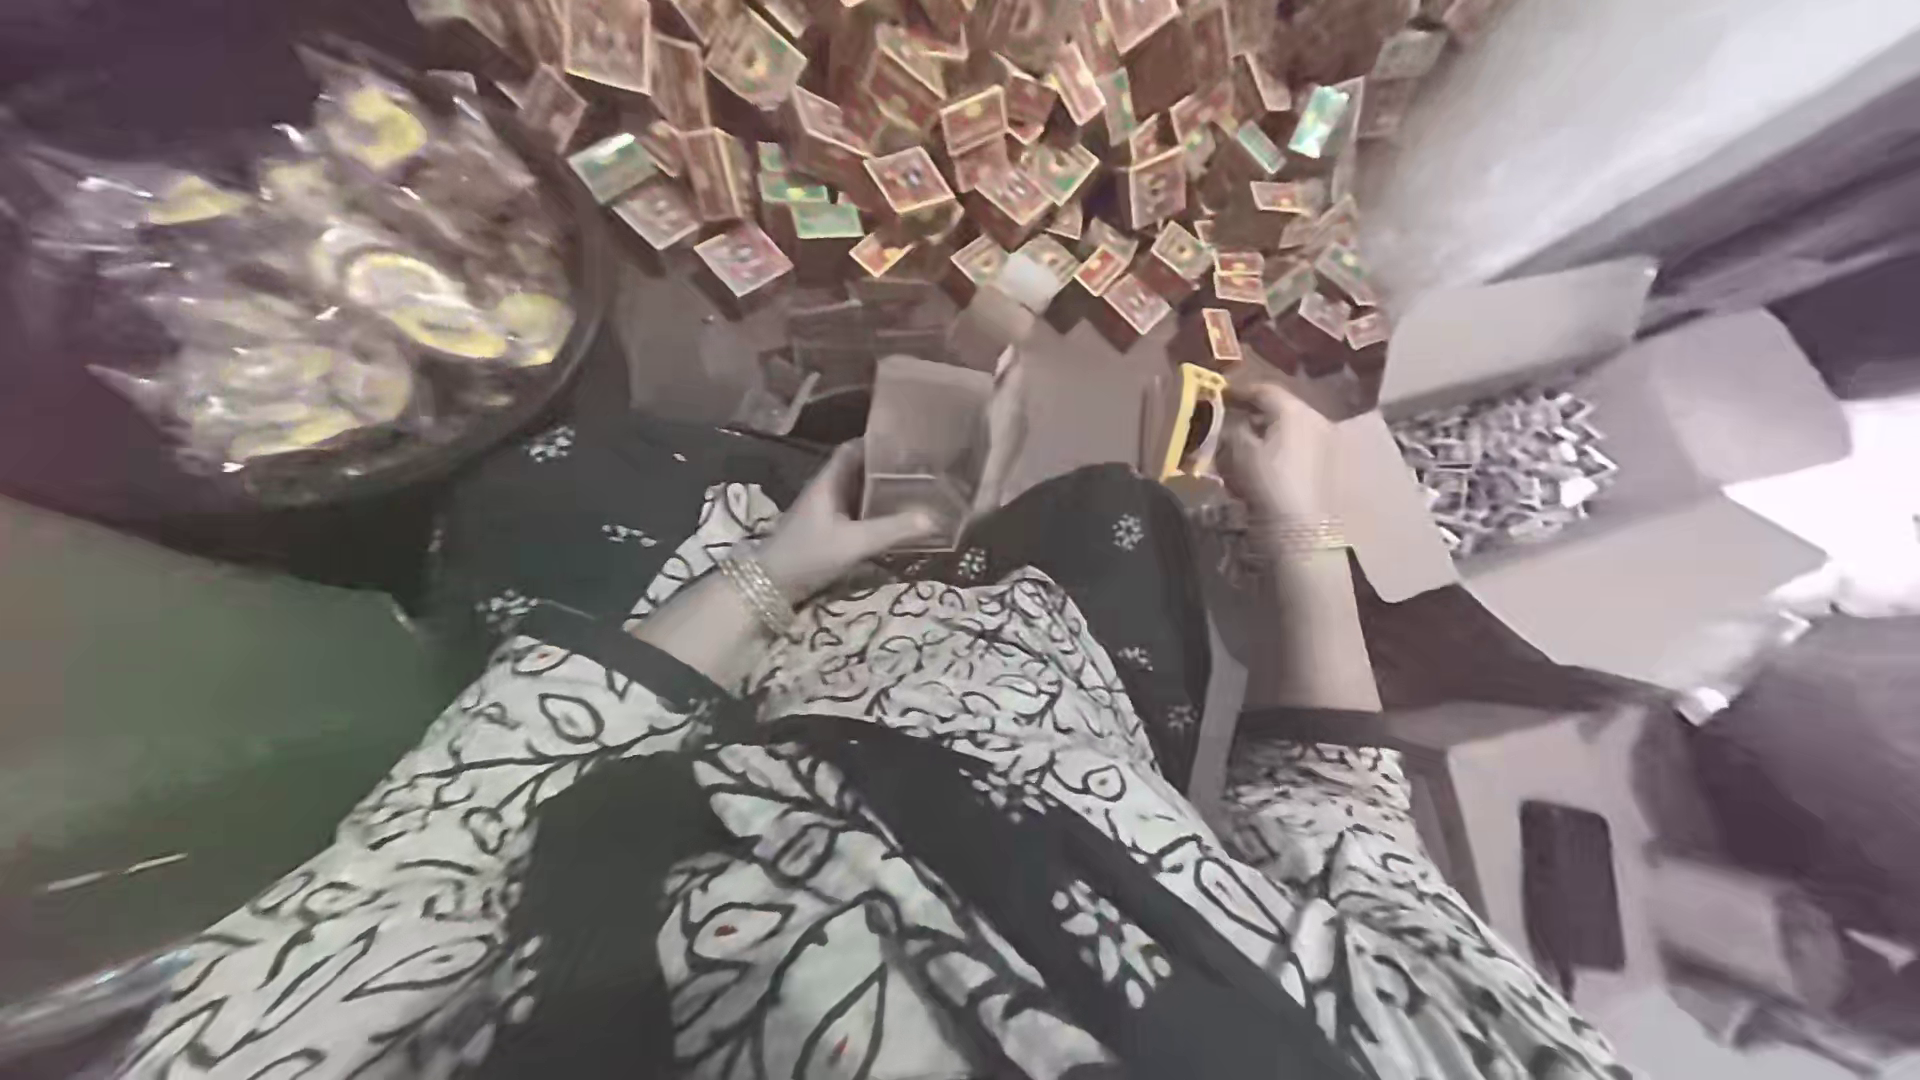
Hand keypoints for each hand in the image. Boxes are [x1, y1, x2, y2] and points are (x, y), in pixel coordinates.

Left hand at [757, 440, 938, 597]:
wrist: (772, 585)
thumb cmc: (810, 554)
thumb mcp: (854, 542)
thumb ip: (892, 530)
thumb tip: (931, 519)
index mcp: (829, 482)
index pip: (853, 449)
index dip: (877, 442)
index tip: (907, 443)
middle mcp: (827, 490)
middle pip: (859, 469)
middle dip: (886, 468)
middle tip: (920, 469)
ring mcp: (826, 510)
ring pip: (858, 491)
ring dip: (881, 490)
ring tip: (915, 490)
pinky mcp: (828, 529)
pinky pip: (856, 511)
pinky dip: (875, 510)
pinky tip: (895, 517)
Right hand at [1220, 383, 1337, 522]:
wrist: (1299, 523)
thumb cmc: (1267, 480)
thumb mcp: (1239, 451)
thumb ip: (1231, 429)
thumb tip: (1228, 422)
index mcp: (1292, 410)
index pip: (1263, 390)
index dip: (1238, 391)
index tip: (1218, 394)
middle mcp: (1313, 419)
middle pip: (1277, 408)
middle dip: (1251, 412)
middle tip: (1227, 418)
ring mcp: (1322, 441)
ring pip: (1286, 427)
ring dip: (1262, 431)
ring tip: (1240, 443)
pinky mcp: (1323, 463)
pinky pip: (1294, 444)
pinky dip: (1274, 446)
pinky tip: (1259, 461)